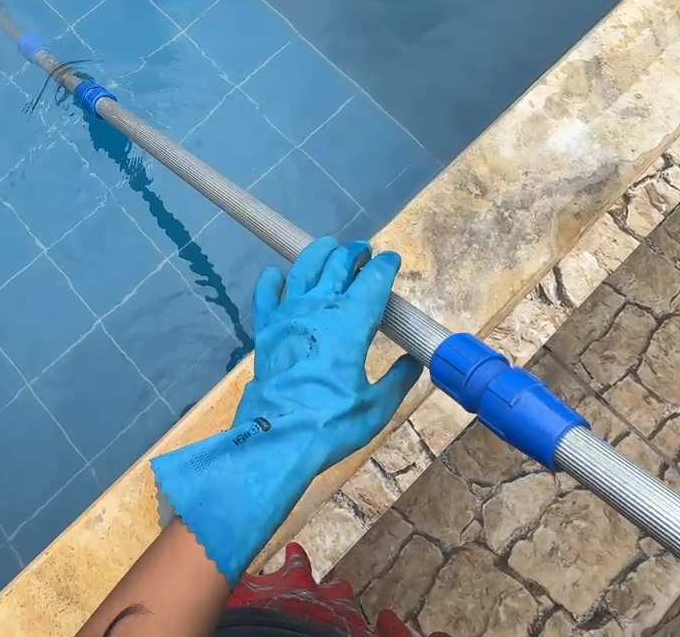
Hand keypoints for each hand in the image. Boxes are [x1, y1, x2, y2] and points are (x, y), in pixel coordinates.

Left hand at [150, 237, 422, 580]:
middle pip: (338, 265)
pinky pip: (266, 294)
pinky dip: (272, 280)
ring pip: (303, 269)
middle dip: (353, 253)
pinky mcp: (265, 327)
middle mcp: (319, 307)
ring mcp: (288, 314)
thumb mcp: (377, 405)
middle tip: (363, 250)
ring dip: (318, 253)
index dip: (384, 266)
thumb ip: (398, 379)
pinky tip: (276, 273)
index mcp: (351, 321)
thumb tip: (413, 362)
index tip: (391, 259)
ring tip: (327, 245)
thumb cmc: (333, 421)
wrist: (280, 434)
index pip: (372, 280)